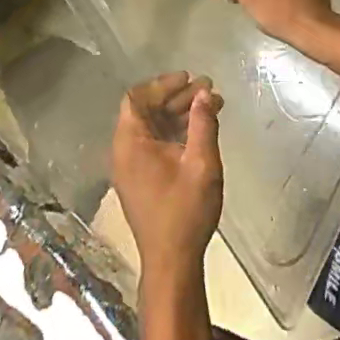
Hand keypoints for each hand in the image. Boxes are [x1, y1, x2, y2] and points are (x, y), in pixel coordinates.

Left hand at [112, 72, 223, 271]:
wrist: (172, 261)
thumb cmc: (185, 210)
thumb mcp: (201, 163)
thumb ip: (203, 124)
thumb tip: (204, 92)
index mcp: (131, 145)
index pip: (136, 99)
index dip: (162, 84)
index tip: (189, 79)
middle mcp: (126, 152)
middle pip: (146, 111)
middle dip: (177, 96)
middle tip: (209, 89)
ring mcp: (133, 168)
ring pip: (154, 127)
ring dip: (180, 113)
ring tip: (213, 104)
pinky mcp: (143, 179)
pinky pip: (156, 143)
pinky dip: (177, 131)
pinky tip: (203, 129)